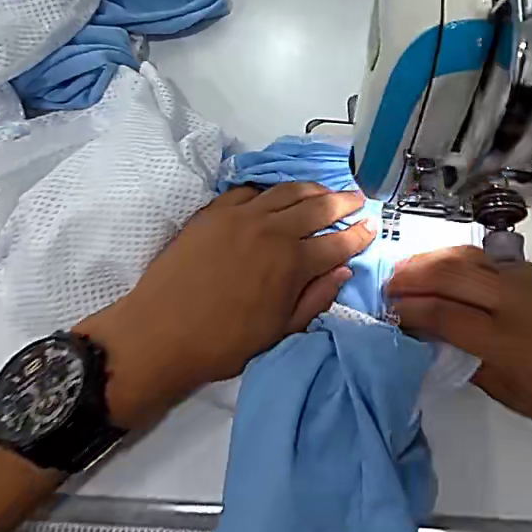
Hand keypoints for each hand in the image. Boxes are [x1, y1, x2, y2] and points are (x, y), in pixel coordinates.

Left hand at [77, 183, 374, 427]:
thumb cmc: (224, 342)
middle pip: (318, 207)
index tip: (372, 226)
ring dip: (312, 188)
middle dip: (343, 202)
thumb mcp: (279, 331)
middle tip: (357, 199)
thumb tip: (342, 271)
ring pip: (287, 191)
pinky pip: (250, 190)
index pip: (337, 243)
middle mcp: (272, 231)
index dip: (359, 234)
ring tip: (325, 190)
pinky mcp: (215, 211)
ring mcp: (242, 216)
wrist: (159, 333)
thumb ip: (315, 298)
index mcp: (292, 263)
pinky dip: (270, 190)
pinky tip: (276, 195)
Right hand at [386, 246, 531, 448]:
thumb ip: (470, 361)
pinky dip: (464, 261)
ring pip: (471, 257)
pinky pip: (493, 261)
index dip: (409, 309)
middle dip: (413, 275)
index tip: (390, 311)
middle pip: (450, 273)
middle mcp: (515, 300)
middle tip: (390, 283)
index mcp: (506, 340)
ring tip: (412, 269)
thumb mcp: (511, 393)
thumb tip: (439, 339)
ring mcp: (531, 280)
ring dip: (435, 259)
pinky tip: (452, 271)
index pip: (442, 313)